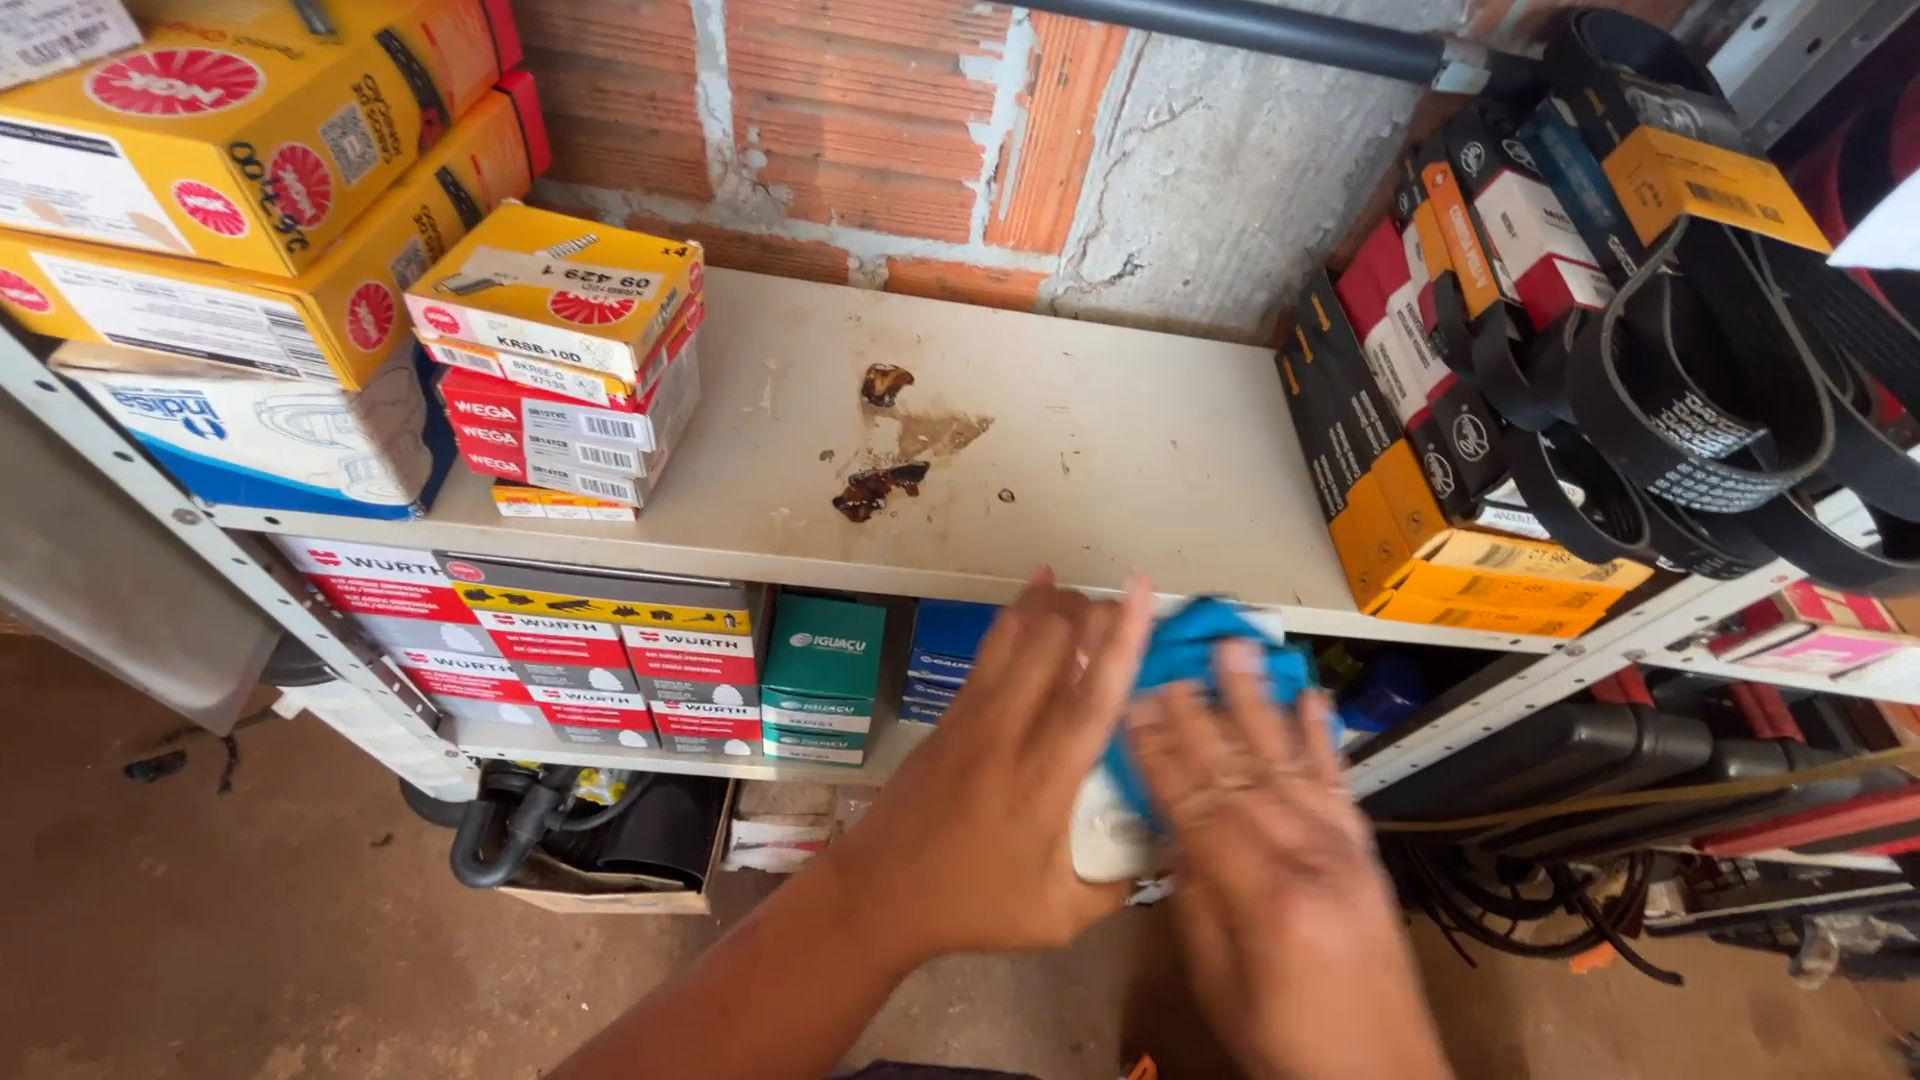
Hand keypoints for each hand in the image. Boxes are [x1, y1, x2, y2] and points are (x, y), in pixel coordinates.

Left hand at [819, 568, 1155, 961]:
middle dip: (1095, 613)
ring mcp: (974, 713)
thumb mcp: (1057, 917)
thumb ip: (1116, 882)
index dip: (1123, 641)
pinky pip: (991, 645)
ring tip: (1090, 600)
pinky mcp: (952, 709)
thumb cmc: (972, 904)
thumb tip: (1158, 841)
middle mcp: (1010, 732)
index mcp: (1045, 782)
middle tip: (1128, 612)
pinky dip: (1019, 611)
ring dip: (1058, 606)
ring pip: (1018, 633)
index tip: (1142, 592)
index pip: (1093, 697)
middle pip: (1053, 643)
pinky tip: (1038, 589)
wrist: (880, 889)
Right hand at [1129, 641, 1453, 1079]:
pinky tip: (1312, 697)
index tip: (1133, 707)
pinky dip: (1323, 737)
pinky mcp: (1364, 853)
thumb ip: (1194, 896)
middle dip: (1197, 716)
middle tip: (1168, 667)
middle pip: (1238, 771)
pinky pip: (1339, 784)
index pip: (1197, 805)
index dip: (1160, 753)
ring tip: (1236, 652)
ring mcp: (1343, 850)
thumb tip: (1170, 827)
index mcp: (1264, 895)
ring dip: (1256, 702)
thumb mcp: (1216, 980)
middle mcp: (1308, 858)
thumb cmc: (1284, 1040)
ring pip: (1287, 760)